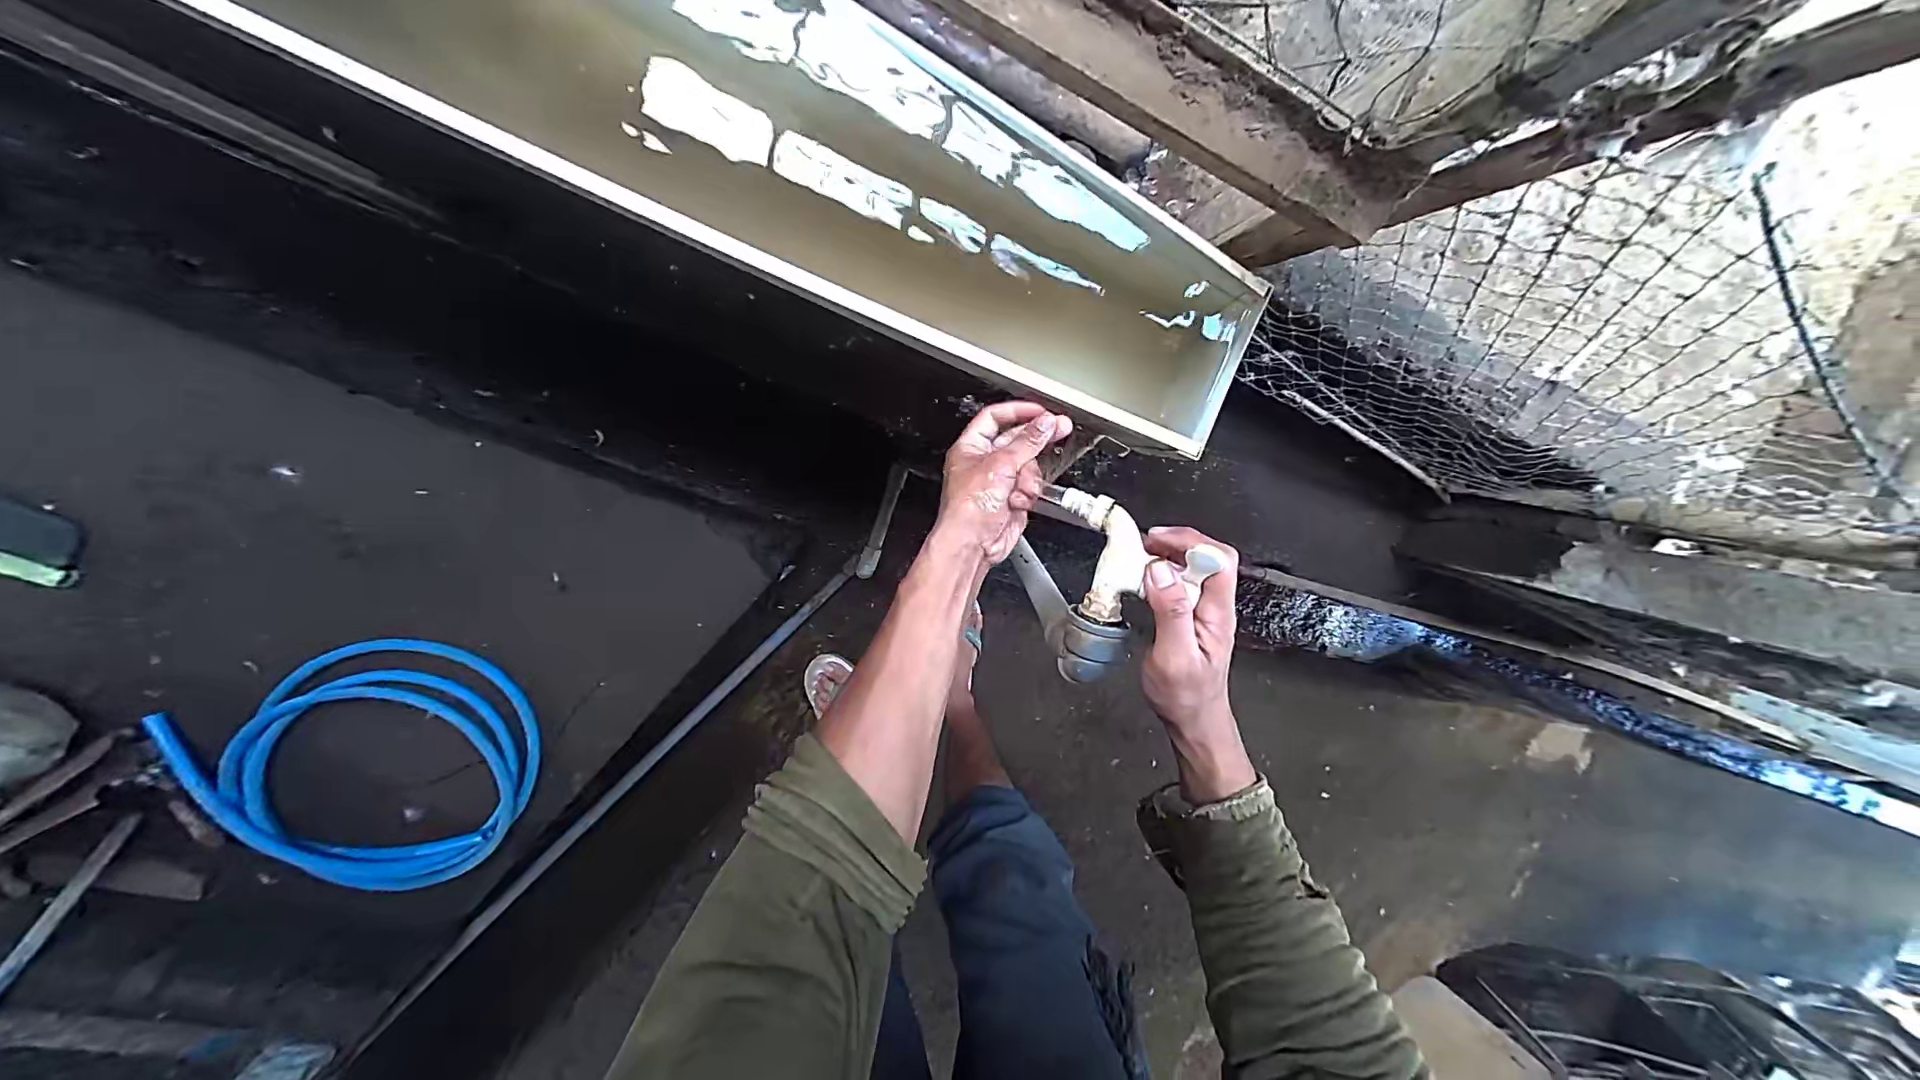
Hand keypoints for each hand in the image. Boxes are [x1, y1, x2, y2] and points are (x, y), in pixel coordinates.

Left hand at [933, 402, 1071, 567]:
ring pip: (1029, 465)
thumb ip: (1027, 442)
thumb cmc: (967, 508)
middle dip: (1035, 441)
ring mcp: (999, 481)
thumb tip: (1045, 423)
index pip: (995, 417)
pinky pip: (1031, 486)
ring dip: (1029, 477)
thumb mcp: (1000, 465)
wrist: (972, 543)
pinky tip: (1017, 501)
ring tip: (1019, 487)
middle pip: (1017, 440)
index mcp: (971, 447)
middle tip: (1059, 429)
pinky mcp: (1011, 498)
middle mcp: (984, 462)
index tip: (1040, 411)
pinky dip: (1028, 494)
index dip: (1018, 411)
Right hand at [1140, 526, 1255, 801]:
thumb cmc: (1186, 696)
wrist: (1193, 719)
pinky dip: (1160, 571)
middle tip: (1143, 543)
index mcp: (1217, 613)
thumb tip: (1161, 573)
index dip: (1189, 542)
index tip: (1157, 541)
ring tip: (1139, 555)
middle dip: (1175, 542)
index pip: (1219, 560)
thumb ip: (1171, 613)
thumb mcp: (1174, 657)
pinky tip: (1144, 576)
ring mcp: (1203, 609)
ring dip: (1166, 554)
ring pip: (1193, 566)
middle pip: (1206, 556)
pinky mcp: (1189, 613)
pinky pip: (1179, 581)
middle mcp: (1214, 606)